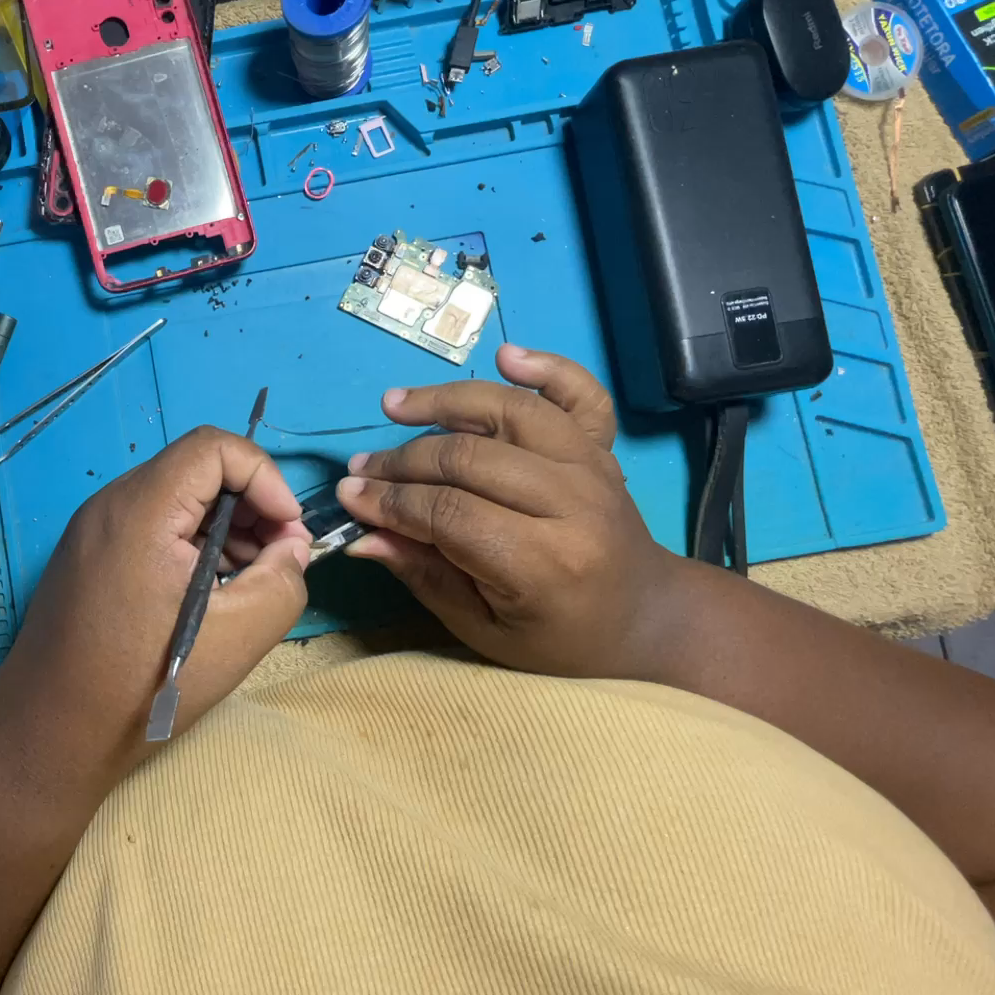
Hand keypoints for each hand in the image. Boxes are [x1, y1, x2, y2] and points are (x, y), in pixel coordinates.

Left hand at [0, 426, 312, 780]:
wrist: (49, 733)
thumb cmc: (143, 685)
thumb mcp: (238, 636)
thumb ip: (284, 580)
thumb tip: (290, 547)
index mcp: (142, 510)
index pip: (214, 447)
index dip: (264, 477)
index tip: (288, 530)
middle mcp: (111, 503)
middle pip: (196, 469)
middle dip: (250, 504)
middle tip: (278, 558)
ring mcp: (94, 527)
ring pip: (177, 497)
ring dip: (225, 526)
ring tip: (248, 580)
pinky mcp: (89, 552)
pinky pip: (153, 524)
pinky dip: (192, 542)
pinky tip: (209, 590)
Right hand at [335, 343, 686, 680]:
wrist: (646, 619)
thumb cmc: (560, 639)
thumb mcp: (483, 628)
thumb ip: (423, 575)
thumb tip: (359, 536)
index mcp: (546, 562)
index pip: (449, 514)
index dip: (390, 502)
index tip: (349, 496)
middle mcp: (574, 503)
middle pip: (469, 458)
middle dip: (403, 462)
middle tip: (361, 470)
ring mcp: (594, 467)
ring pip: (510, 411)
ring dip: (446, 402)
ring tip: (393, 406)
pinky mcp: (603, 448)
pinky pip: (579, 393)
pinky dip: (546, 367)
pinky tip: (505, 356)